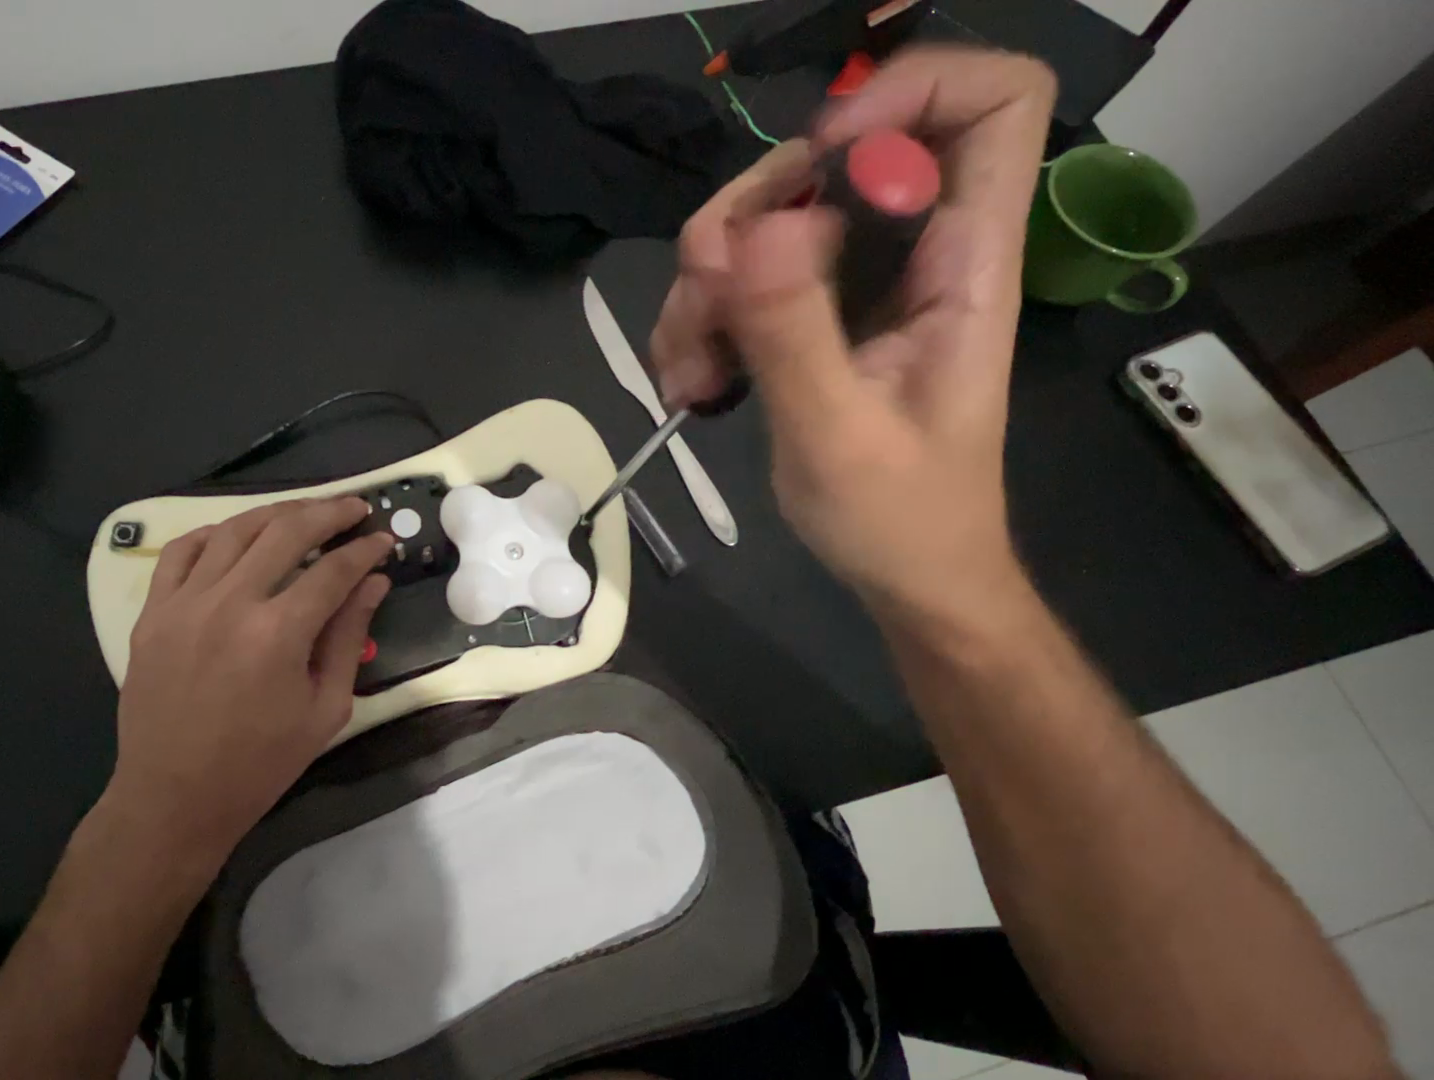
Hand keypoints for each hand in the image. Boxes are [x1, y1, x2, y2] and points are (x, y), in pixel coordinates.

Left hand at [107, 498, 393, 855]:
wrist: (173, 798)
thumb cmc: (261, 763)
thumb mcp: (325, 708)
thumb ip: (349, 637)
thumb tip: (374, 582)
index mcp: (278, 634)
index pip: (333, 570)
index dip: (364, 550)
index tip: (383, 539)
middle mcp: (229, 603)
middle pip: (285, 531)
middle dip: (328, 512)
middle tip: (353, 508)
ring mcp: (183, 603)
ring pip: (233, 530)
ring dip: (275, 513)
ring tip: (304, 512)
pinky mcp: (153, 613)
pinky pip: (181, 552)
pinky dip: (214, 534)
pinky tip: (237, 536)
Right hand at [650, 47, 1055, 626]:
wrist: (906, 578)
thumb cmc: (898, 520)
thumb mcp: (838, 436)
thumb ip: (795, 333)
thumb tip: (751, 230)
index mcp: (964, 265)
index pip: (991, 103)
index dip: (907, 94)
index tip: (814, 171)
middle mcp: (911, 255)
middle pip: (831, 159)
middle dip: (746, 217)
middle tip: (703, 296)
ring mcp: (855, 286)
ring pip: (765, 224)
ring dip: (702, 290)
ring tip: (687, 376)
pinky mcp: (812, 319)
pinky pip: (741, 282)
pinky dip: (699, 324)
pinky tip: (690, 384)